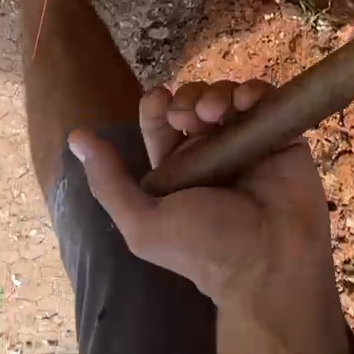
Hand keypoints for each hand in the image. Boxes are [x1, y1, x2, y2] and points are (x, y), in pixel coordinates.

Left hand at [69, 81, 350, 353]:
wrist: (271, 263)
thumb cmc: (206, 247)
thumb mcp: (145, 225)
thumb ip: (109, 183)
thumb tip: (75, 137)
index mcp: (178, 167)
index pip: (162, 120)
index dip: (158, 104)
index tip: (160, 100)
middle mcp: (211, 150)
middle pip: (194, 101)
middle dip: (189, 97)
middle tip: (193, 114)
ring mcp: (246, 141)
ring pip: (227, 95)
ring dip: (218, 92)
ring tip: (218, 110)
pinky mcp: (279, 135)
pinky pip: (264, 99)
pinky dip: (254, 90)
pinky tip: (248, 99)